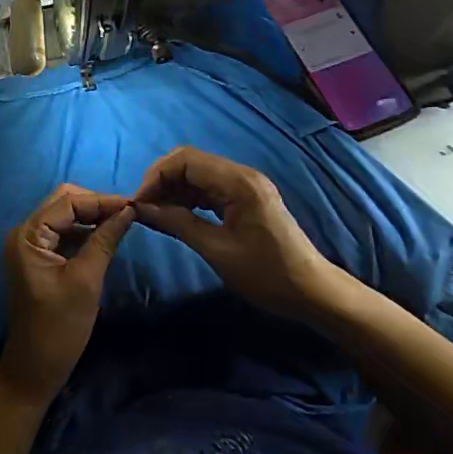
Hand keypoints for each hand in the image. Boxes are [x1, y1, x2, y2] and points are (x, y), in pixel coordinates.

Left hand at [0, 185, 135, 403]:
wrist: (36, 367)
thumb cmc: (60, 326)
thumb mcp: (86, 280)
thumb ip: (105, 240)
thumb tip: (128, 211)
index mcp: (28, 235)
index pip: (67, 202)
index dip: (101, 200)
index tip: (133, 205)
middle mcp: (24, 234)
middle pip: (63, 203)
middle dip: (96, 205)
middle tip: (128, 214)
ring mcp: (30, 246)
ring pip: (64, 217)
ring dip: (92, 217)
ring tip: (123, 223)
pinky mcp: (38, 259)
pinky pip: (63, 234)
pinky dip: (84, 232)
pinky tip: (106, 237)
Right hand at [132, 147, 357, 319]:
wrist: (313, 293)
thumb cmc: (267, 274)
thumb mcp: (217, 251)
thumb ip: (178, 224)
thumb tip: (141, 209)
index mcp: (238, 183)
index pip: (185, 160)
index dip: (156, 176)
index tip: (139, 203)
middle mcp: (242, 176)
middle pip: (190, 162)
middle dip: (162, 180)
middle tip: (144, 208)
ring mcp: (246, 186)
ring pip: (198, 174)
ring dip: (173, 189)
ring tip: (155, 214)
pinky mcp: (246, 199)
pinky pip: (209, 188)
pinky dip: (188, 198)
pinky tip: (175, 216)